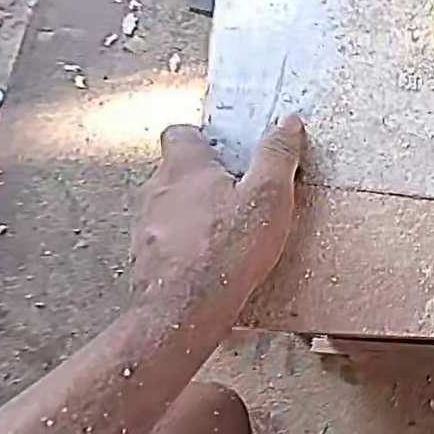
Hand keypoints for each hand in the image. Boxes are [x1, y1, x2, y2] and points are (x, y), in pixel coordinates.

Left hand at [129, 115, 305, 304]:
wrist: (184, 310)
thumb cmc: (225, 252)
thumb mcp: (268, 198)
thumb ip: (277, 157)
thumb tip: (288, 123)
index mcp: (185, 168)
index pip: (182, 133)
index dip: (205, 140)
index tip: (229, 152)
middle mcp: (156, 191)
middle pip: (176, 173)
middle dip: (203, 182)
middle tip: (235, 198)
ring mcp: (146, 227)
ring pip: (170, 210)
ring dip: (193, 217)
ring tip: (225, 236)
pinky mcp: (145, 259)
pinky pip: (167, 244)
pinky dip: (185, 249)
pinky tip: (210, 265)